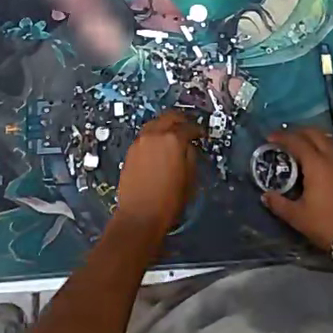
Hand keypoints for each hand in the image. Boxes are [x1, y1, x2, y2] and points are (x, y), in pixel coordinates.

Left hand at [112, 112, 200, 236]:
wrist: (139, 215)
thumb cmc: (169, 201)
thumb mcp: (189, 179)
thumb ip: (191, 157)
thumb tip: (189, 147)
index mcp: (172, 140)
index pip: (188, 127)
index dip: (197, 130)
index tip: (201, 134)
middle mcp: (154, 135)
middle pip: (169, 117)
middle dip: (181, 120)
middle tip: (188, 127)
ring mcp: (140, 141)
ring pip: (155, 123)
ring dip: (165, 124)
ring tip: (173, 133)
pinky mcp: (131, 149)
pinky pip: (145, 134)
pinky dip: (154, 133)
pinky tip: (159, 143)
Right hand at [260, 128, 332, 255]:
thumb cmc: (328, 224)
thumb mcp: (298, 217)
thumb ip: (279, 204)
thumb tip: (266, 196)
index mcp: (317, 164)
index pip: (296, 141)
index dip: (281, 137)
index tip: (270, 138)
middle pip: (314, 134)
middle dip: (298, 133)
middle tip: (285, 140)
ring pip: (328, 143)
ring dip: (313, 142)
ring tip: (301, 153)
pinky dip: (324, 153)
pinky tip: (319, 168)